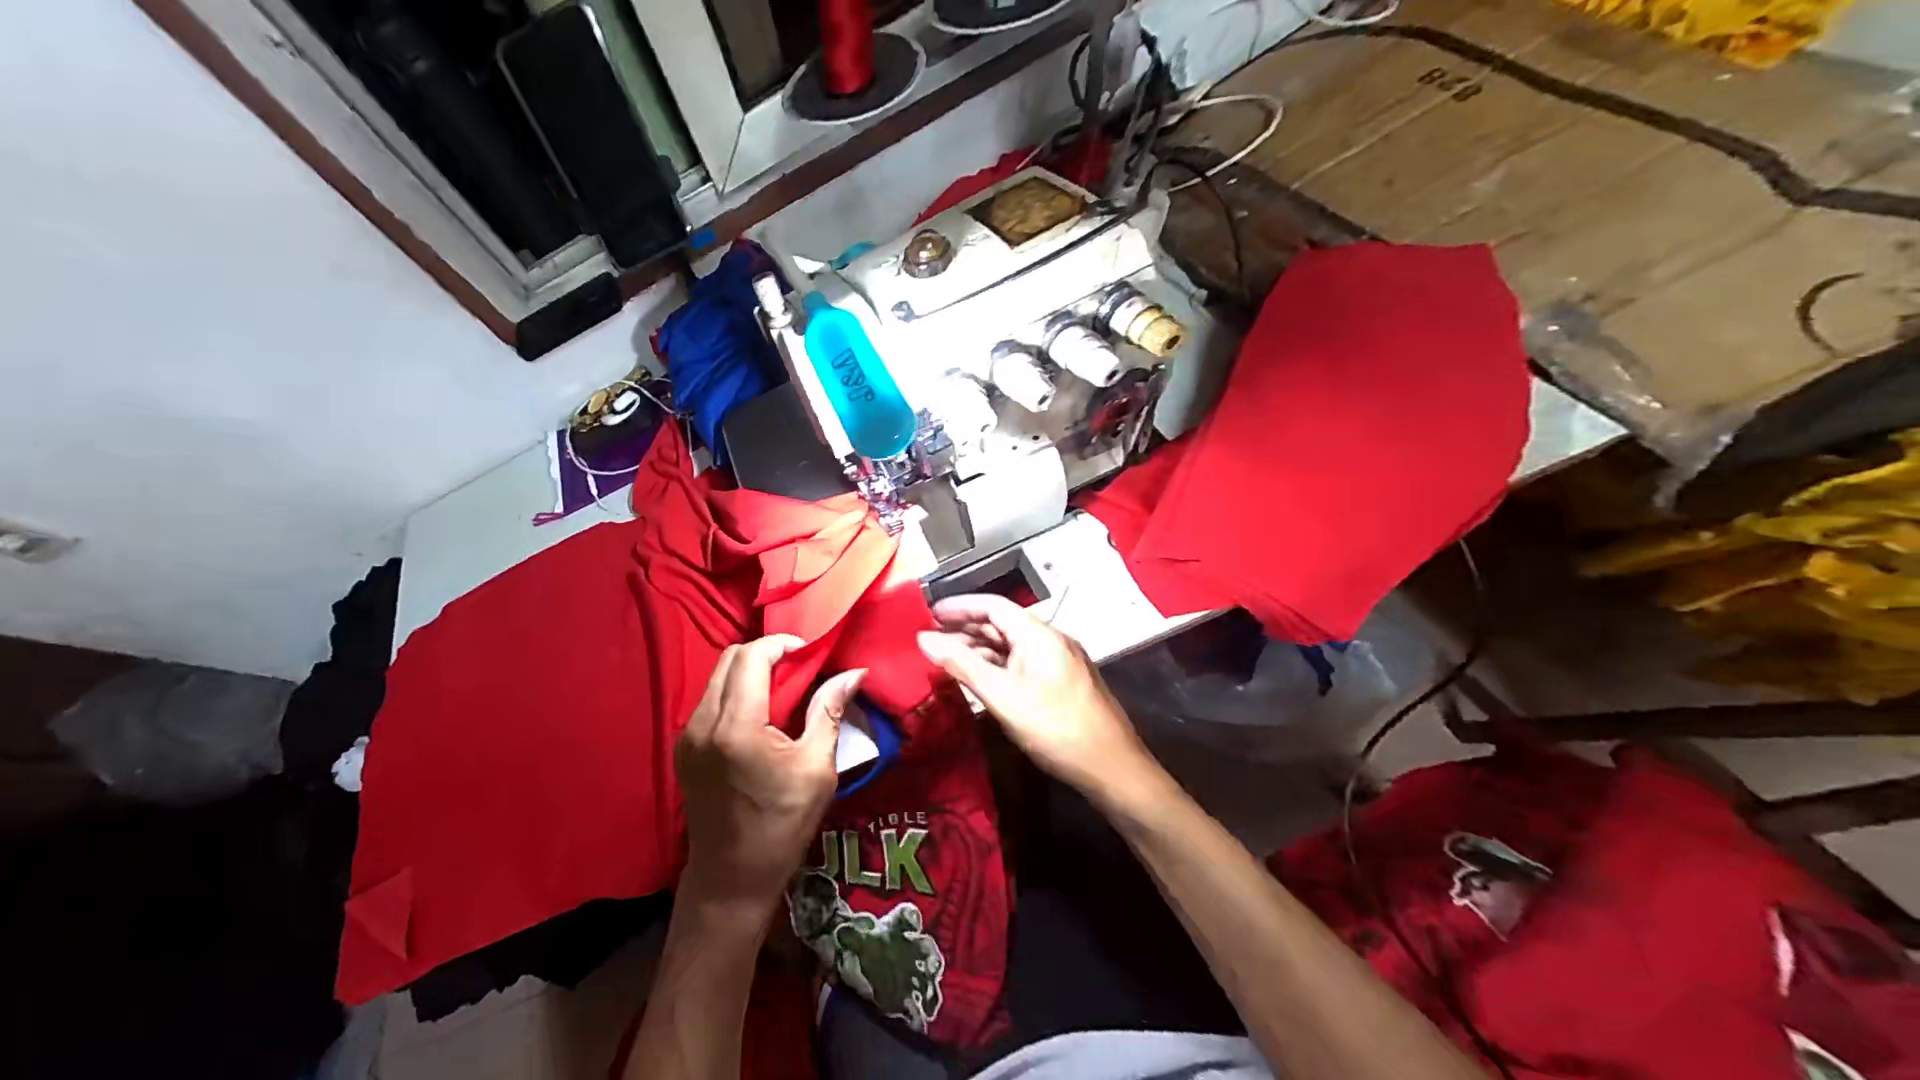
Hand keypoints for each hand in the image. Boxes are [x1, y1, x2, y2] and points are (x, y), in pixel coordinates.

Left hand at [677, 635, 866, 918]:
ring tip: (783, 690)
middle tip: (799, 669)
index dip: (782, 645)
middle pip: (729, 658)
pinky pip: (710, 700)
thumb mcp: (816, 769)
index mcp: (736, 728)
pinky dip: (736, 692)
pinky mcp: (684, 748)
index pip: (752, 657)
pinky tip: (761, 714)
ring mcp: (687, 736)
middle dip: (766, 653)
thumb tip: (855, 672)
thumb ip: (829, 712)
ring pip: (716, 677)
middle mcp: (703, 723)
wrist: (731, 879)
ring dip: (750, 672)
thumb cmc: (782, 826)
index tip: (809, 654)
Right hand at [916, 594, 1163, 807]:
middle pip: (1002, 624)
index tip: (928, 614)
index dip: (959, 606)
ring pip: (1011, 646)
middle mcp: (1051, 640)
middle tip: (929, 637)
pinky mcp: (1061, 682)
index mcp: (1039, 635)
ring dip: (979, 649)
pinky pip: (1021, 663)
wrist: (1111, 767)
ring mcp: (1058, 661)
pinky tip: (977, 678)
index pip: (993, 605)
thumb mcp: (1002, 696)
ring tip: (944, 657)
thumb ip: (962, 665)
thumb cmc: (1055, 728)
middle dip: (965, 628)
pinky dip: (996, 666)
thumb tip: (923, 639)